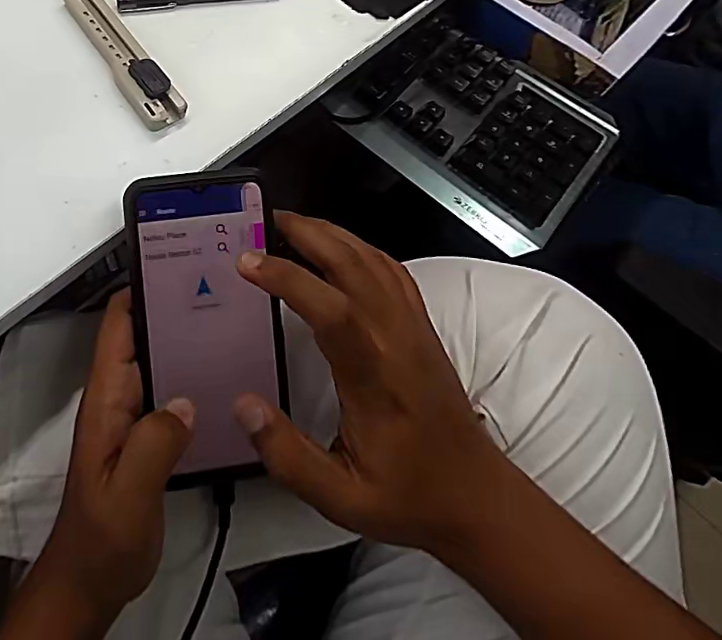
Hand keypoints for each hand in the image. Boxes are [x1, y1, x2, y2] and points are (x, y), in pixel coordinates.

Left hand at [21, 290, 194, 621]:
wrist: (89, 577)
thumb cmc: (98, 540)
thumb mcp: (127, 493)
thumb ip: (154, 445)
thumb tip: (183, 401)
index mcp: (104, 403)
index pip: (116, 332)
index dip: (135, 295)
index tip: (163, 269)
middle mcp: (114, 401)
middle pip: (137, 339)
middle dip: (165, 311)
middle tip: (205, 291)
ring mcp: (128, 417)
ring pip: (153, 363)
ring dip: (178, 342)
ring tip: (217, 325)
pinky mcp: (142, 436)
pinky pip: (165, 393)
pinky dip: (186, 378)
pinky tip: (213, 381)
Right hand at [230, 212, 510, 551]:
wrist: (477, 499)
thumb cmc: (409, 496)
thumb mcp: (341, 497)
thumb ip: (287, 455)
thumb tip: (244, 405)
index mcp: (376, 378)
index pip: (332, 310)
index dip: (287, 278)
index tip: (248, 262)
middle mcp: (397, 341)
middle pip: (355, 266)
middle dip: (307, 234)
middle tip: (265, 222)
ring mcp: (414, 329)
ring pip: (374, 260)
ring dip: (331, 233)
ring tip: (292, 224)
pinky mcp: (421, 327)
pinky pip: (392, 271)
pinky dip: (360, 247)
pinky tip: (338, 246)